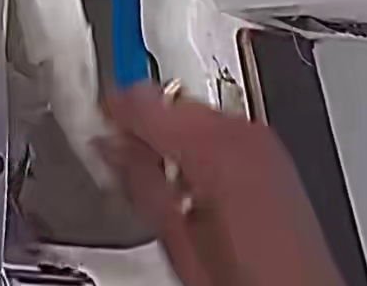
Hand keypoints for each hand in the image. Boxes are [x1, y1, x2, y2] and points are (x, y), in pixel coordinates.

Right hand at [101, 86, 344, 285]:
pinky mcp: (269, 149)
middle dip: (141, 119)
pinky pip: (218, 125)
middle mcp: (241, 129)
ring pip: (192, 109)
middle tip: (116, 144)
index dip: (114, 103)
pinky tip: (187, 172)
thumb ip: (139, 180)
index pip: (147, 99)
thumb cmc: (251, 284)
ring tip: (151, 167)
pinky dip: (195, 137)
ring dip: (167, 128)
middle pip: (171, 100)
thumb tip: (109, 144)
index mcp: (215, 146)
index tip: (97, 111)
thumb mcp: (177, 240)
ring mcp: (259, 137)